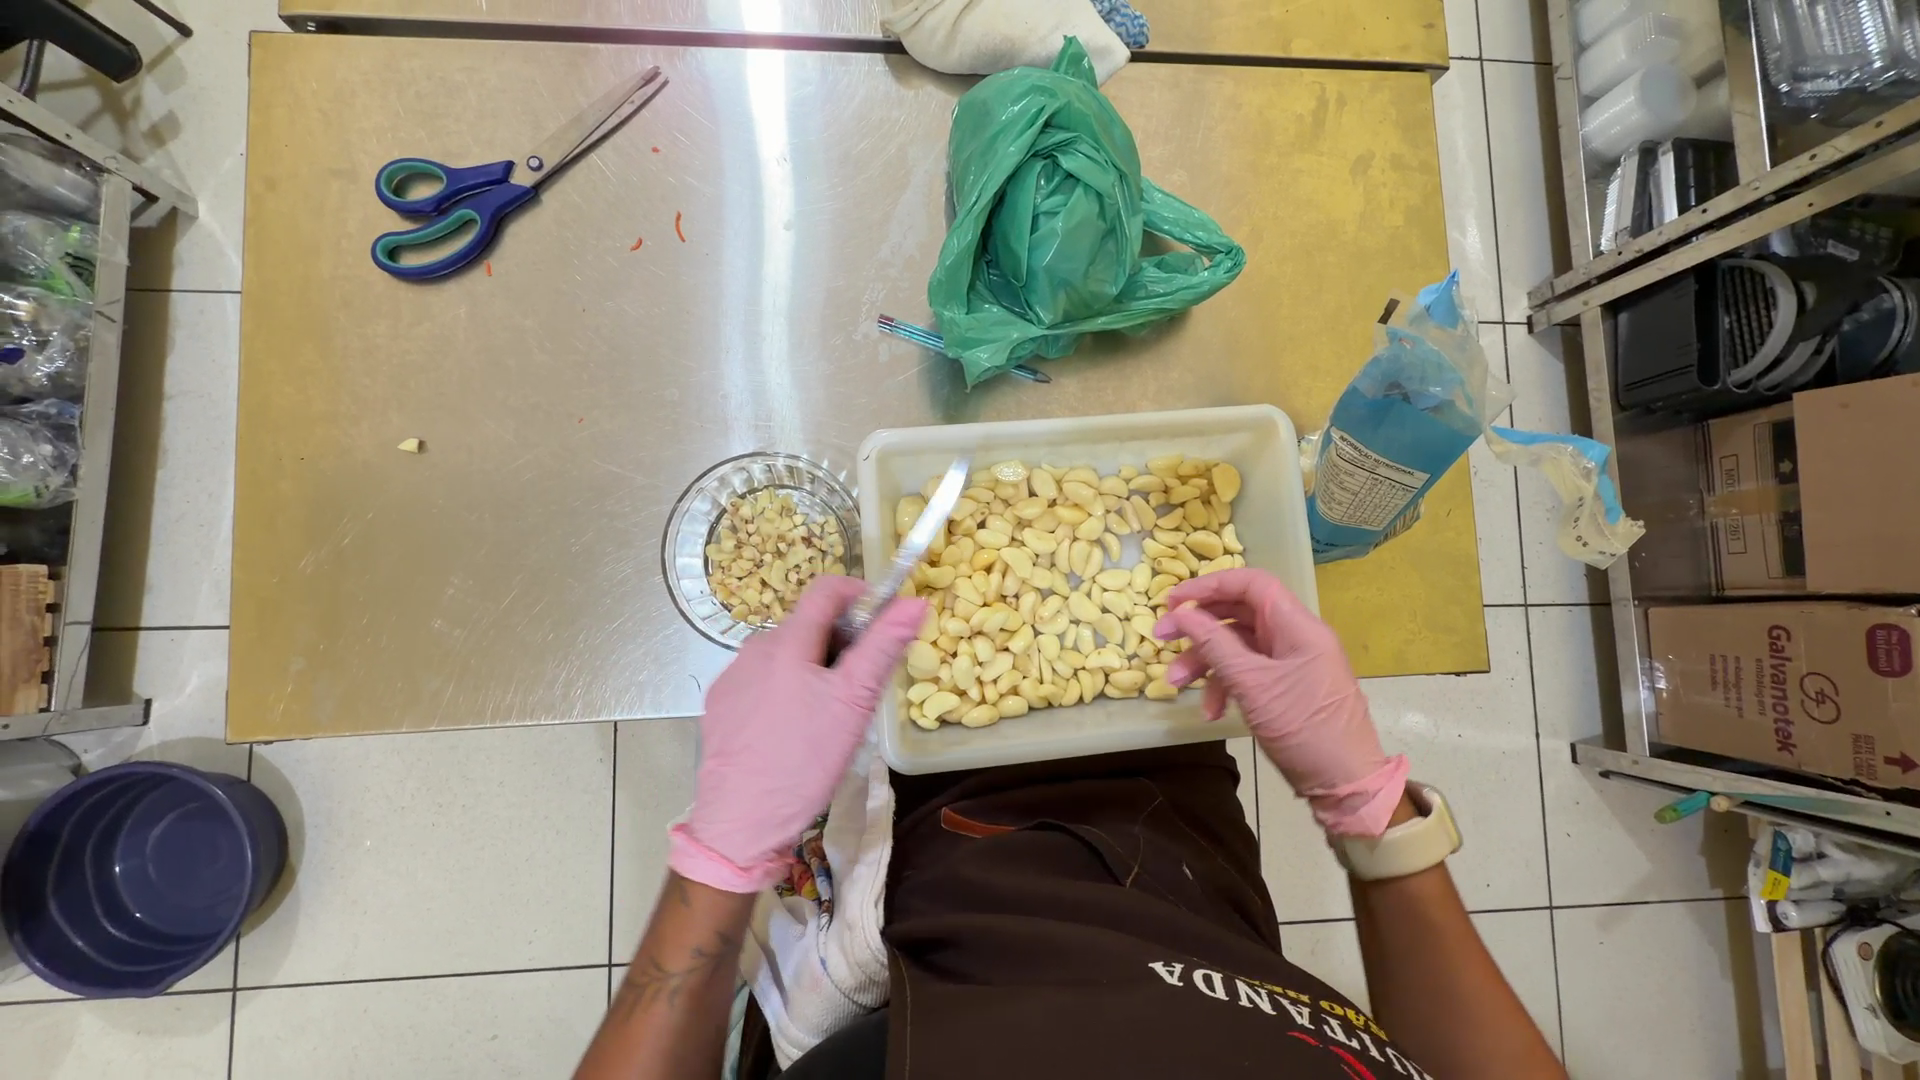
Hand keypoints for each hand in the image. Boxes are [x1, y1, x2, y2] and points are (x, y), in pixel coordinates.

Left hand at [668, 576, 926, 891]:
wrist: (740, 822)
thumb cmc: (805, 760)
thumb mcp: (855, 703)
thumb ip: (883, 647)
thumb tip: (916, 602)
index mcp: (787, 641)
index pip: (826, 589)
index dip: (861, 595)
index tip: (882, 625)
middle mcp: (753, 649)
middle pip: (807, 625)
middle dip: (840, 643)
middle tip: (860, 686)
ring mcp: (732, 678)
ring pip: (785, 655)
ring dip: (812, 668)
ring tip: (828, 714)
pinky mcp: (720, 706)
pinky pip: (762, 681)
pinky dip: (785, 690)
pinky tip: (793, 730)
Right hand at [1152, 568, 1407, 836]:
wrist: (1346, 784)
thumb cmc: (1303, 728)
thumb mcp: (1251, 684)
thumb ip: (1215, 644)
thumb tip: (1181, 613)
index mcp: (1297, 626)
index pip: (1251, 584)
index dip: (1209, 585)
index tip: (1173, 600)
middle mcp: (1296, 637)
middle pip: (1239, 614)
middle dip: (1198, 627)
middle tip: (1161, 638)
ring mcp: (1291, 663)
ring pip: (1237, 646)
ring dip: (1204, 662)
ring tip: (1174, 684)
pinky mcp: (1286, 687)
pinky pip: (1247, 672)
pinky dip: (1223, 685)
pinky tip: (1210, 711)